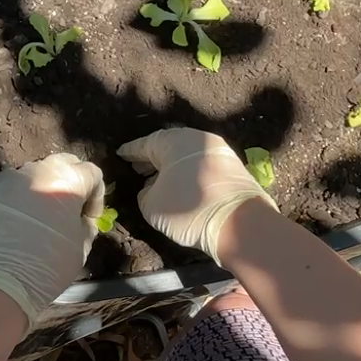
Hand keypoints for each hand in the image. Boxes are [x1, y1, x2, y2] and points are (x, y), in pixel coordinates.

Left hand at [0, 153, 105, 322]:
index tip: (90, 217)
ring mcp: (14, 176)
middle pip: (65, 162)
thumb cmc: (48, 265)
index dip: (97, 195)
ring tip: (46, 214)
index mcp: (68, 180)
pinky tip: (24, 218)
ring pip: (39, 171)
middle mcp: (41, 169)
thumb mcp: (82, 245)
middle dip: (73, 180)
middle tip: (72, 207)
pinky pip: (17, 184)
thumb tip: (81, 217)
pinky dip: (25, 194)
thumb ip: (86, 222)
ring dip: (48, 186)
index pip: (92, 172)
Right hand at [117, 129, 274, 261]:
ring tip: (157, 178)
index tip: (120, 154)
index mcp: (172, 141)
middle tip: (137, 167)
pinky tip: (181, 184)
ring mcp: (217, 149)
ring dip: (171, 164)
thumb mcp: (152, 205)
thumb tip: (151, 188)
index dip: (130, 152)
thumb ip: (145, 192)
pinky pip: (201, 162)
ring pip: (186, 153)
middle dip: (151, 157)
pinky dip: (187, 170)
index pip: (144, 144)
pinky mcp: (232, 165)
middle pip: (167, 146)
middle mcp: (196, 138)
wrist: (239, 223)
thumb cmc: (188, 209)